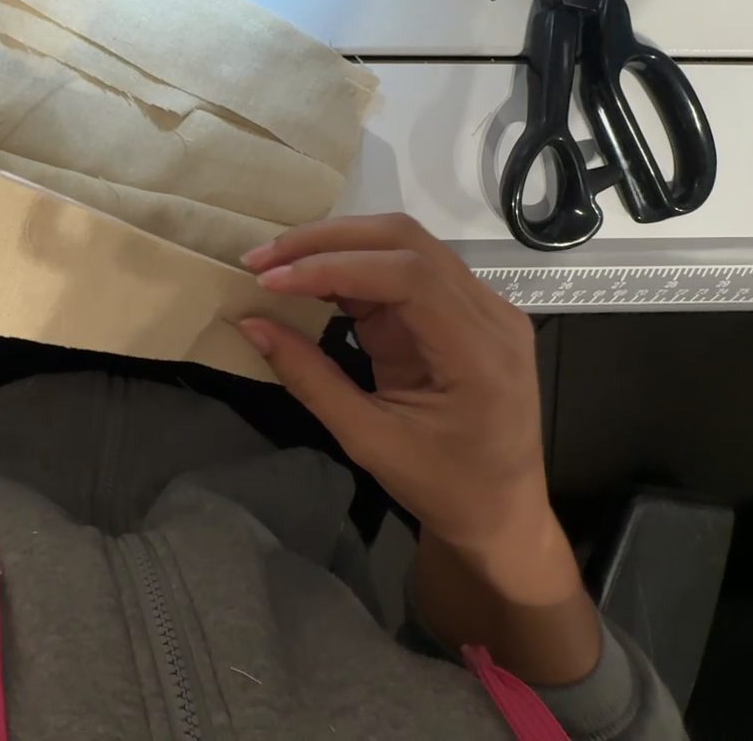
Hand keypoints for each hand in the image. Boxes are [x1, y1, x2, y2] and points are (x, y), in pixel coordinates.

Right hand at [235, 214, 547, 561]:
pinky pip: (396, 270)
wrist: (501, 511)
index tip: (272, 281)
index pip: (407, 276)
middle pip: (404, 240)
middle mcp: (489, 313)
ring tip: (275, 262)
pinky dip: (346, 268)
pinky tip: (304, 279)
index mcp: (481, 352)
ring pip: (401, 244)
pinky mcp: (452, 309)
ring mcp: (475, 306)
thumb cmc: (444, 485)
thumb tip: (250, 324)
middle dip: (327, 240)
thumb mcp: (368, 440)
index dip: (334, 267)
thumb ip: (309, 377)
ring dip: (333, 245)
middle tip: (263, 258)